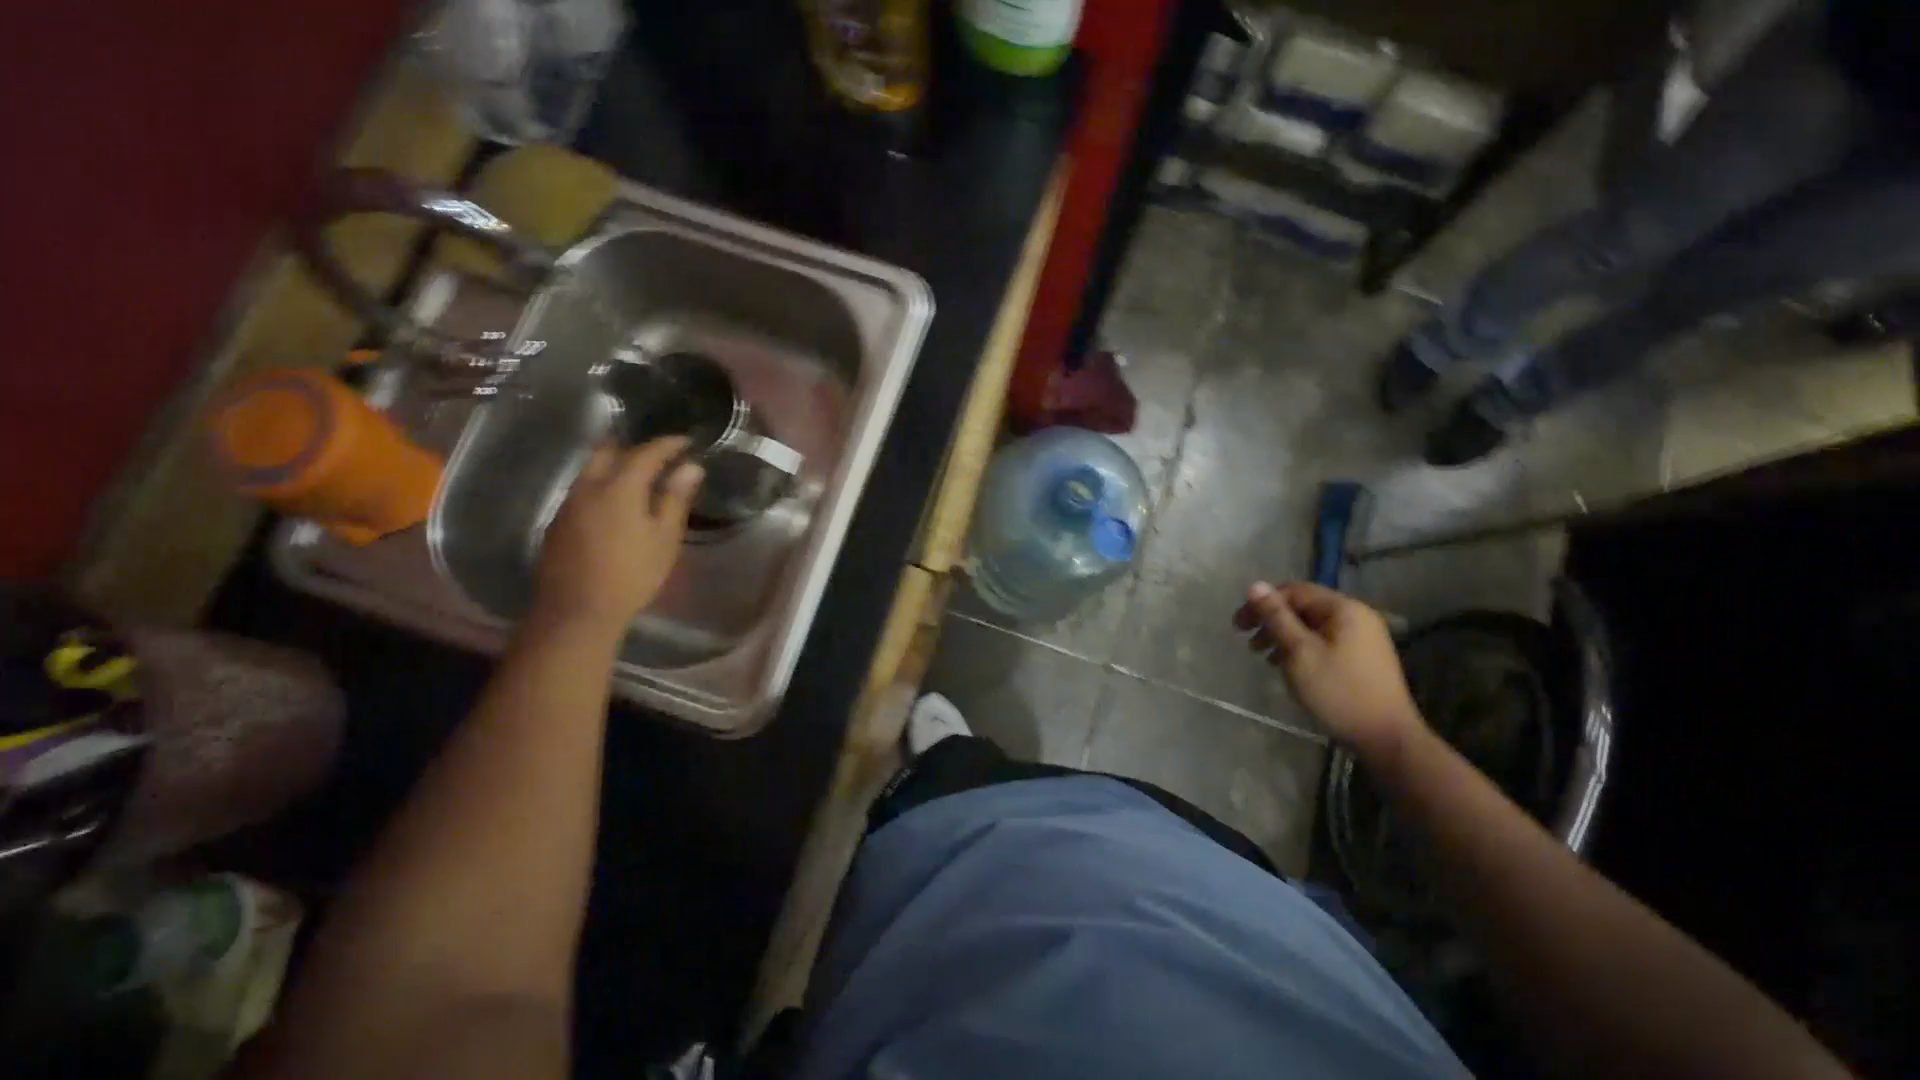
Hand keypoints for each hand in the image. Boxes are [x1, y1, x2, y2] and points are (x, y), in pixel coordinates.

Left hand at [529, 438, 703, 635]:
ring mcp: (569, 503)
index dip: (668, 444)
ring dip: (615, 465)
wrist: (576, 611)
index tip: (686, 442)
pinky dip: (601, 485)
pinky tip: (613, 503)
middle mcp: (589, 486)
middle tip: (657, 455)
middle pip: (609, 450)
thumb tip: (691, 467)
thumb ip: (675, 499)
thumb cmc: (630, 575)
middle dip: (634, 446)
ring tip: (638, 477)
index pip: (646, 452)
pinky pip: (582, 489)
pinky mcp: (558, 521)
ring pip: (592, 469)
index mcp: (620, 486)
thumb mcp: (664, 539)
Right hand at [1233, 581, 1425, 764]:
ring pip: (1313, 627)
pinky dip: (1302, 650)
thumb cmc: (1339, 691)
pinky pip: (1325, 643)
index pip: (1295, 591)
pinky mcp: (1362, 659)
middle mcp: (1356, 616)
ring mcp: (1363, 638)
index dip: (1263, 604)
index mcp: (1344, 608)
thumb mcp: (1300, 652)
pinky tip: (1289, 667)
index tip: (1239, 626)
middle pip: (1305, 608)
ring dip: (1285, 638)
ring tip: (1264, 658)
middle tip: (1248, 644)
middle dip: (1273, 622)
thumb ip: (1277, 618)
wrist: (1386, 736)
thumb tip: (1254, 585)